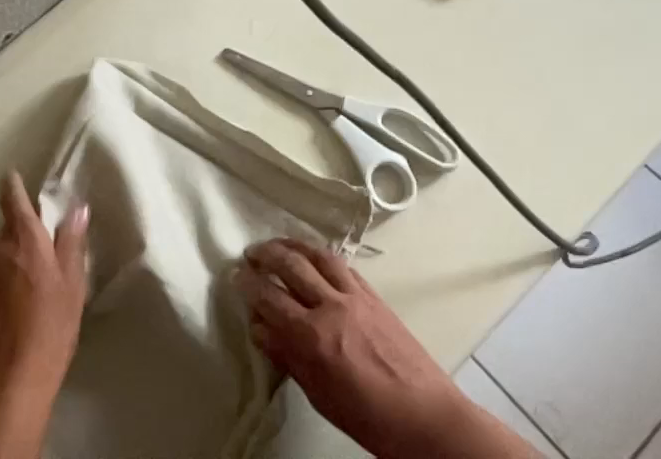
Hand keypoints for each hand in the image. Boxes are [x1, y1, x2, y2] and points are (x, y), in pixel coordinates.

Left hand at [0, 171, 90, 391]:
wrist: (15, 372)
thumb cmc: (54, 326)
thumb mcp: (73, 283)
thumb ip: (72, 242)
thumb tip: (77, 207)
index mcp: (27, 239)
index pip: (14, 199)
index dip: (13, 186)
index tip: (12, 177)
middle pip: (6, 228)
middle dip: (17, 237)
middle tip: (33, 261)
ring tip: (11, 283)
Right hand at [236, 238, 535, 458]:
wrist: (425, 416)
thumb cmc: (367, 415)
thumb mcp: (318, 394)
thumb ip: (287, 356)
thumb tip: (260, 329)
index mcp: (313, 336)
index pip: (269, 297)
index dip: (248, 283)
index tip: (235, 274)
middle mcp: (332, 306)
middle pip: (291, 266)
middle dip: (265, 255)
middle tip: (250, 254)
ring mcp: (356, 297)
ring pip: (318, 256)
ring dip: (293, 245)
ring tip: (277, 244)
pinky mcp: (374, 296)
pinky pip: (343, 265)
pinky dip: (322, 255)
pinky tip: (313, 256)